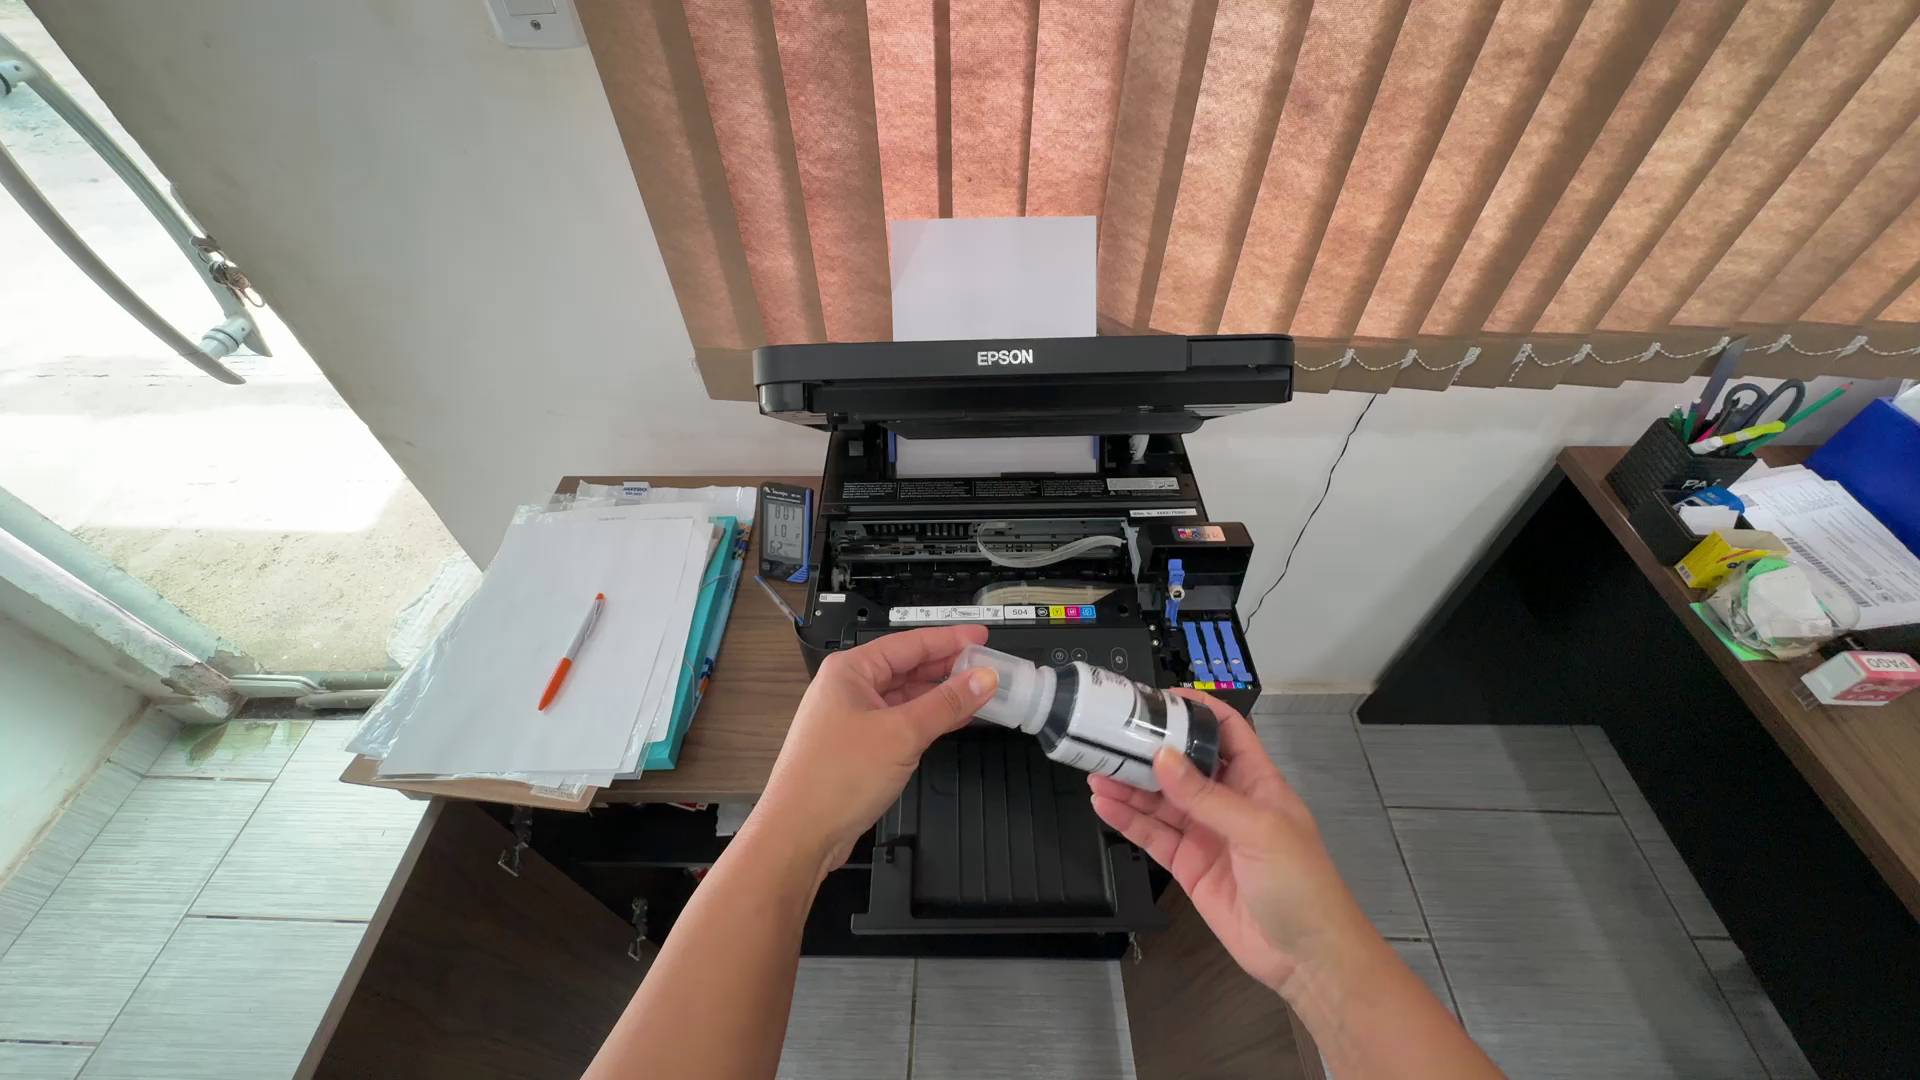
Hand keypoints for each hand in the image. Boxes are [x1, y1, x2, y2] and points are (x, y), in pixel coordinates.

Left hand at [747, 625, 999, 878]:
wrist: (798, 835)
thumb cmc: (831, 780)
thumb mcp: (902, 734)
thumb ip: (947, 703)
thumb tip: (982, 679)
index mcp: (850, 670)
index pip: (910, 643)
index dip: (950, 639)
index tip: (980, 636)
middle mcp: (848, 688)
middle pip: (908, 666)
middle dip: (948, 666)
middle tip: (986, 665)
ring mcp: (852, 717)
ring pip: (906, 695)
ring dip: (941, 694)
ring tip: (978, 691)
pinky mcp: (859, 745)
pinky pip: (901, 720)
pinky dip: (928, 718)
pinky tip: (953, 719)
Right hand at [1088, 690, 1370, 994]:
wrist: (1306, 960)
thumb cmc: (1304, 887)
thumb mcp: (1258, 830)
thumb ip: (1206, 795)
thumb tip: (1164, 758)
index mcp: (1255, 781)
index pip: (1225, 730)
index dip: (1197, 709)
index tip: (1161, 698)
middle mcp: (1228, 802)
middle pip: (1182, 765)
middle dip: (1148, 750)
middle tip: (1112, 736)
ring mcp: (1205, 833)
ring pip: (1160, 800)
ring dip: (1129, 785)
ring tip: (1096, 770)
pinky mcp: (1188, 864)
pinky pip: (1152, 834)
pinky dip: (1126, 819)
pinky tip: (1104, 805)